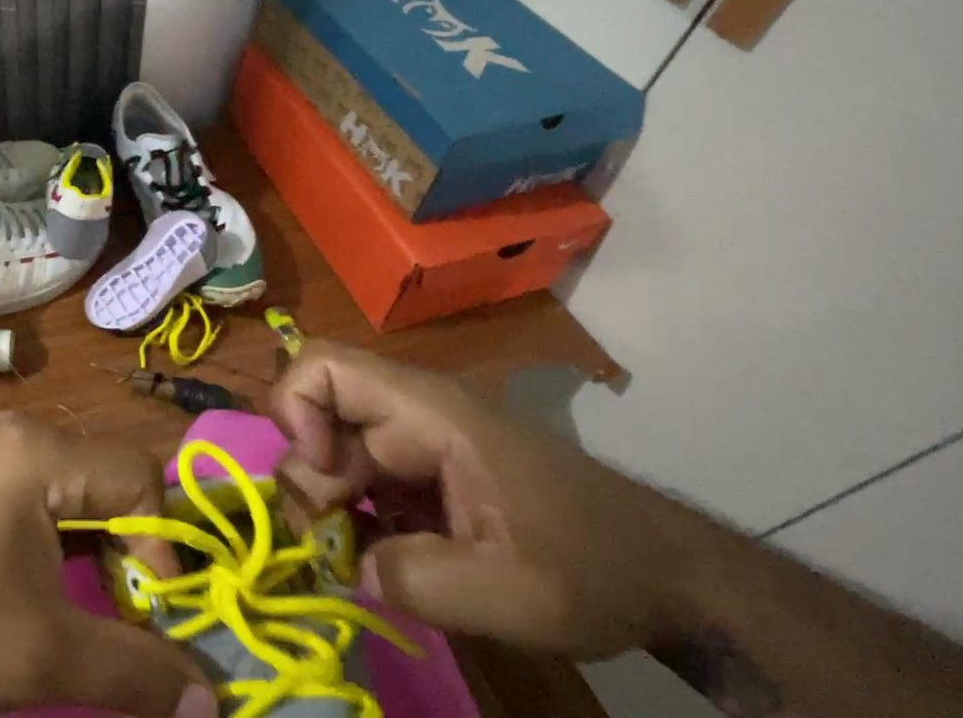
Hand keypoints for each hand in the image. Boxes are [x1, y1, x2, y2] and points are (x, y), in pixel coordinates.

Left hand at [0, 413, 213, 716]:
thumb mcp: (45, 657)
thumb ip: (138, 672)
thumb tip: (213, 700)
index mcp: (40, 452)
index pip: (142, 478)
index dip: (164, 550)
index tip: (158, 620)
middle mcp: (21, 438)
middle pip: (115, 484)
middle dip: (138, 555)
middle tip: (138, 623)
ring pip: (83, 499)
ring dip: (107, 558)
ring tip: (107, 620)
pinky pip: (48, 507)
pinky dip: (71, 553)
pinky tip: (65, 601)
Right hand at [272, 343, 722, 658]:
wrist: (665, 575)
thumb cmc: (596, 567)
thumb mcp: (513, 594)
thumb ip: (416, 579)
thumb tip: (347, 566)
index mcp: (429, 412)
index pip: (323, 368)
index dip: (298, 415)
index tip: (327, 486)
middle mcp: (410, 415)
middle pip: (314, 419)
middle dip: (310, 484)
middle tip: (340, 551)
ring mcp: (413, 445)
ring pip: (329, 455)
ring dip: (327, 509)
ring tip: (363, 564)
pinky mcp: (419, 476)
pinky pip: (356, 483)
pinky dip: (351, 522)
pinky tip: (381, 562)